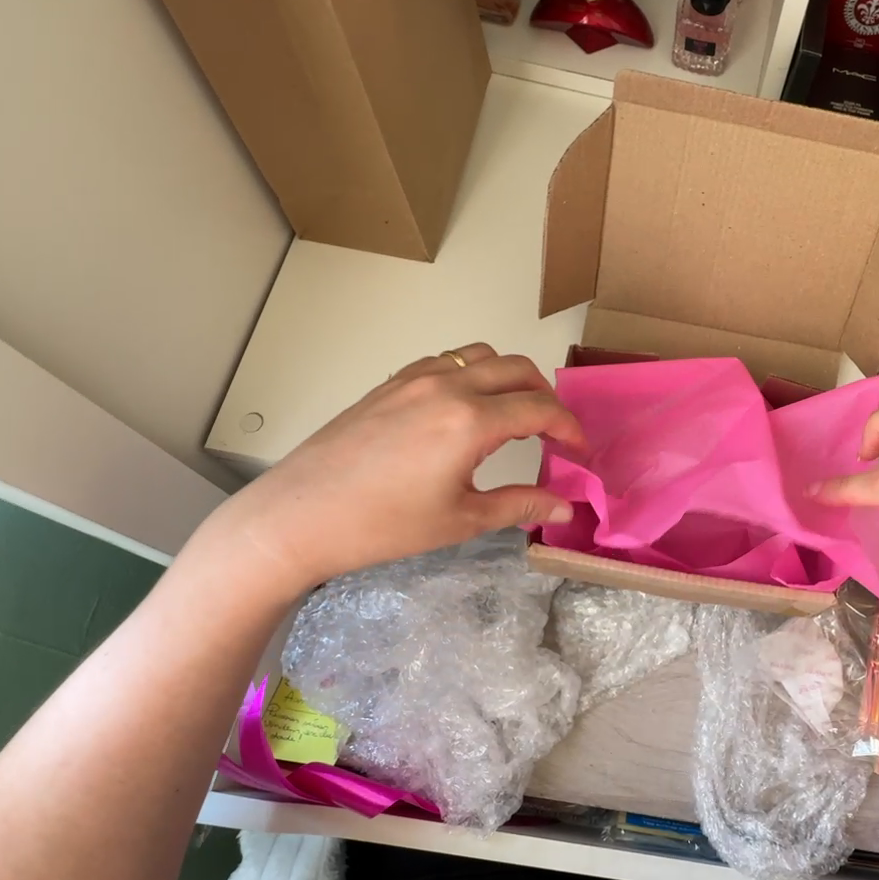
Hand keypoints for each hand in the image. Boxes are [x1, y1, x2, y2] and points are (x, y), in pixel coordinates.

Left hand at [195, 344, 585, 598]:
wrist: (299, 517)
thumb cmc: (384, 526)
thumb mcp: (462, 519)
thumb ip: (520, 504)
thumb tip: (564, 504)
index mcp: (471, 419)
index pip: (540, 409)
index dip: (569, 429)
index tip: (580, 452)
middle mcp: (447, 385)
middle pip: (518, 368)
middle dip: (546, 396)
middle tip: (553, 432)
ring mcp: (414, 378)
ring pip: (481, 354)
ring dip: (509, 376)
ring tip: (514, 413)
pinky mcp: (389, 383)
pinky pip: (445, 360)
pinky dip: (471, 373)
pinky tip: (464, 408)